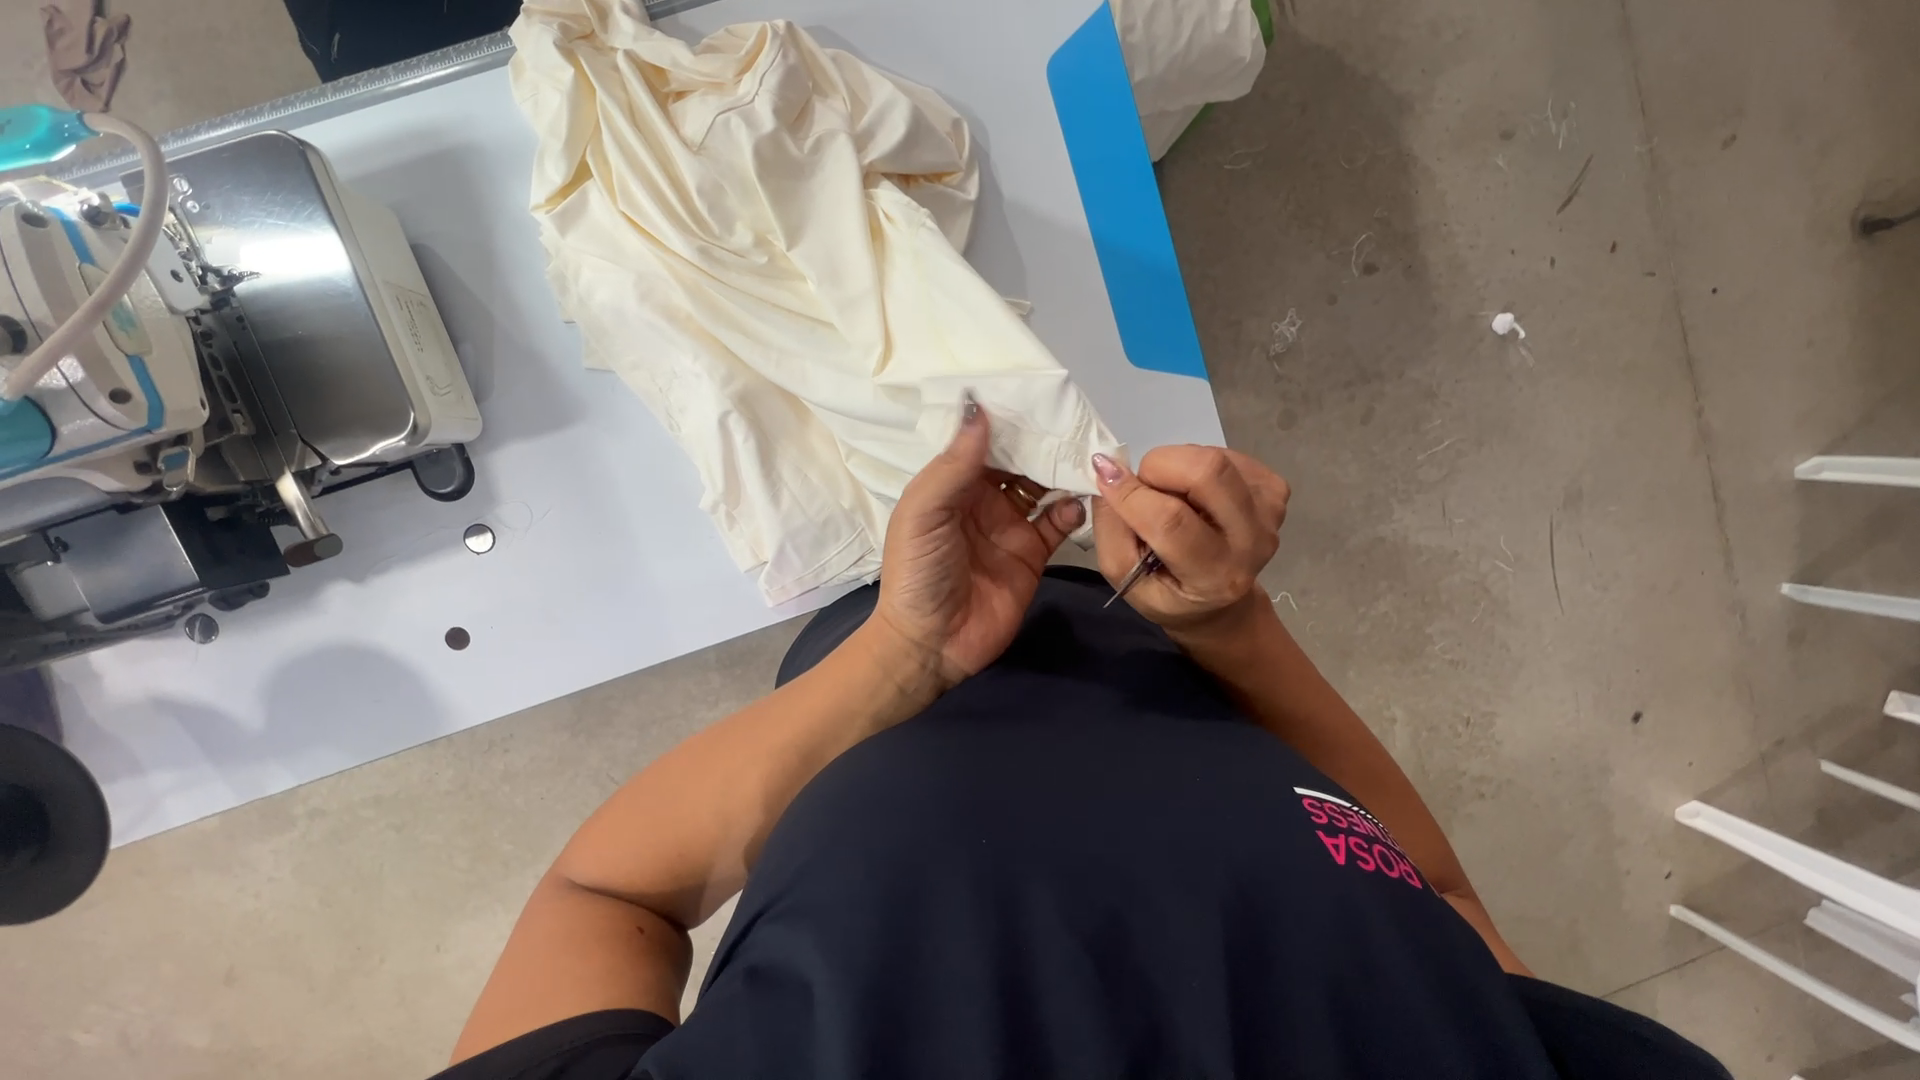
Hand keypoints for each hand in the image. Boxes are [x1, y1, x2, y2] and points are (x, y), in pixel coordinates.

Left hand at [863, 395, 1087, 694]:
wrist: (931, 644)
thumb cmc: (917, 572)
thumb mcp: (924, 512)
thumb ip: (954, 465)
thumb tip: (981, 409)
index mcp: (951, 482)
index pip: (985, 440)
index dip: (1009, 419)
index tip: (1040, 395)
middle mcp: (983, 498)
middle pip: (1019, 459)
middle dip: (1043, 441)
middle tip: (1076, 419)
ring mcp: (1010, 525)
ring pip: (1043, 486)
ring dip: (1062, 471)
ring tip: (1086, 455)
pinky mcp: (1032, 554)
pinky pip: (1058, 523)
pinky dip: (1072, 509)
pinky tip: (1078, 502)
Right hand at [1090, 445, 1290, 639]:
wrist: (1221, 602)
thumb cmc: (1167, 592)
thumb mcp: (1125, 578)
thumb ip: (1110, 529)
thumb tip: (1107, 473)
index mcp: (1212, 575)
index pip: (1171, 520)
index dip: (1131, 493)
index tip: (1103, 475)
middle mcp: (1251, 543)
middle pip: (1207, 471)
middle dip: (1159, 466)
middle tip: (1145, 486)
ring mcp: (1269, 514)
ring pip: (1216, 457)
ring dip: (1178, 465)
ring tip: (1171, 494)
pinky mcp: (1275, 491)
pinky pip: (1229, 454)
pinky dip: (1198, 463)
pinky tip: (1196, 492)